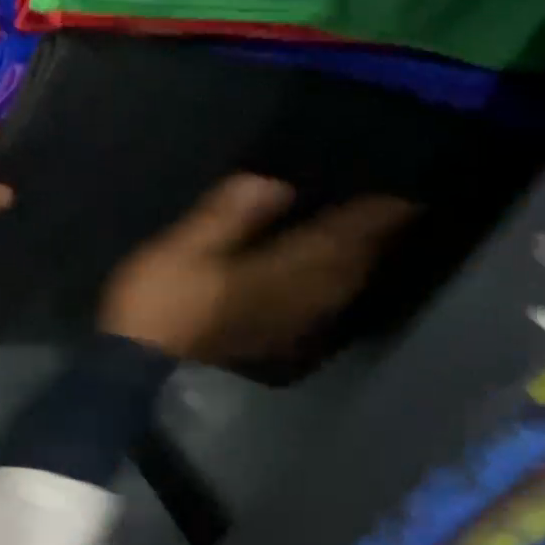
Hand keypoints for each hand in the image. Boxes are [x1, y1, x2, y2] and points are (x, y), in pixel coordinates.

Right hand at [100, 175, 416, 364]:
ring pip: (344, 284)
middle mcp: (306, 295)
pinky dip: (332, 286)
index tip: (404, 181)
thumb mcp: (180, 249)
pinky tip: (326, 279)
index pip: (348, 232)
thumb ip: (226, 215)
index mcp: (287, 268)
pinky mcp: (276, 338)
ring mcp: (294, 322)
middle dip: (374, 231)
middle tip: (387, 203)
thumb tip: (274, 179)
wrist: (139, 365)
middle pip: (356, 259)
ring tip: (362, 235)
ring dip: (357, 258)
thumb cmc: (160, 301)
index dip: (380, 208)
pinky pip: (322, 304)